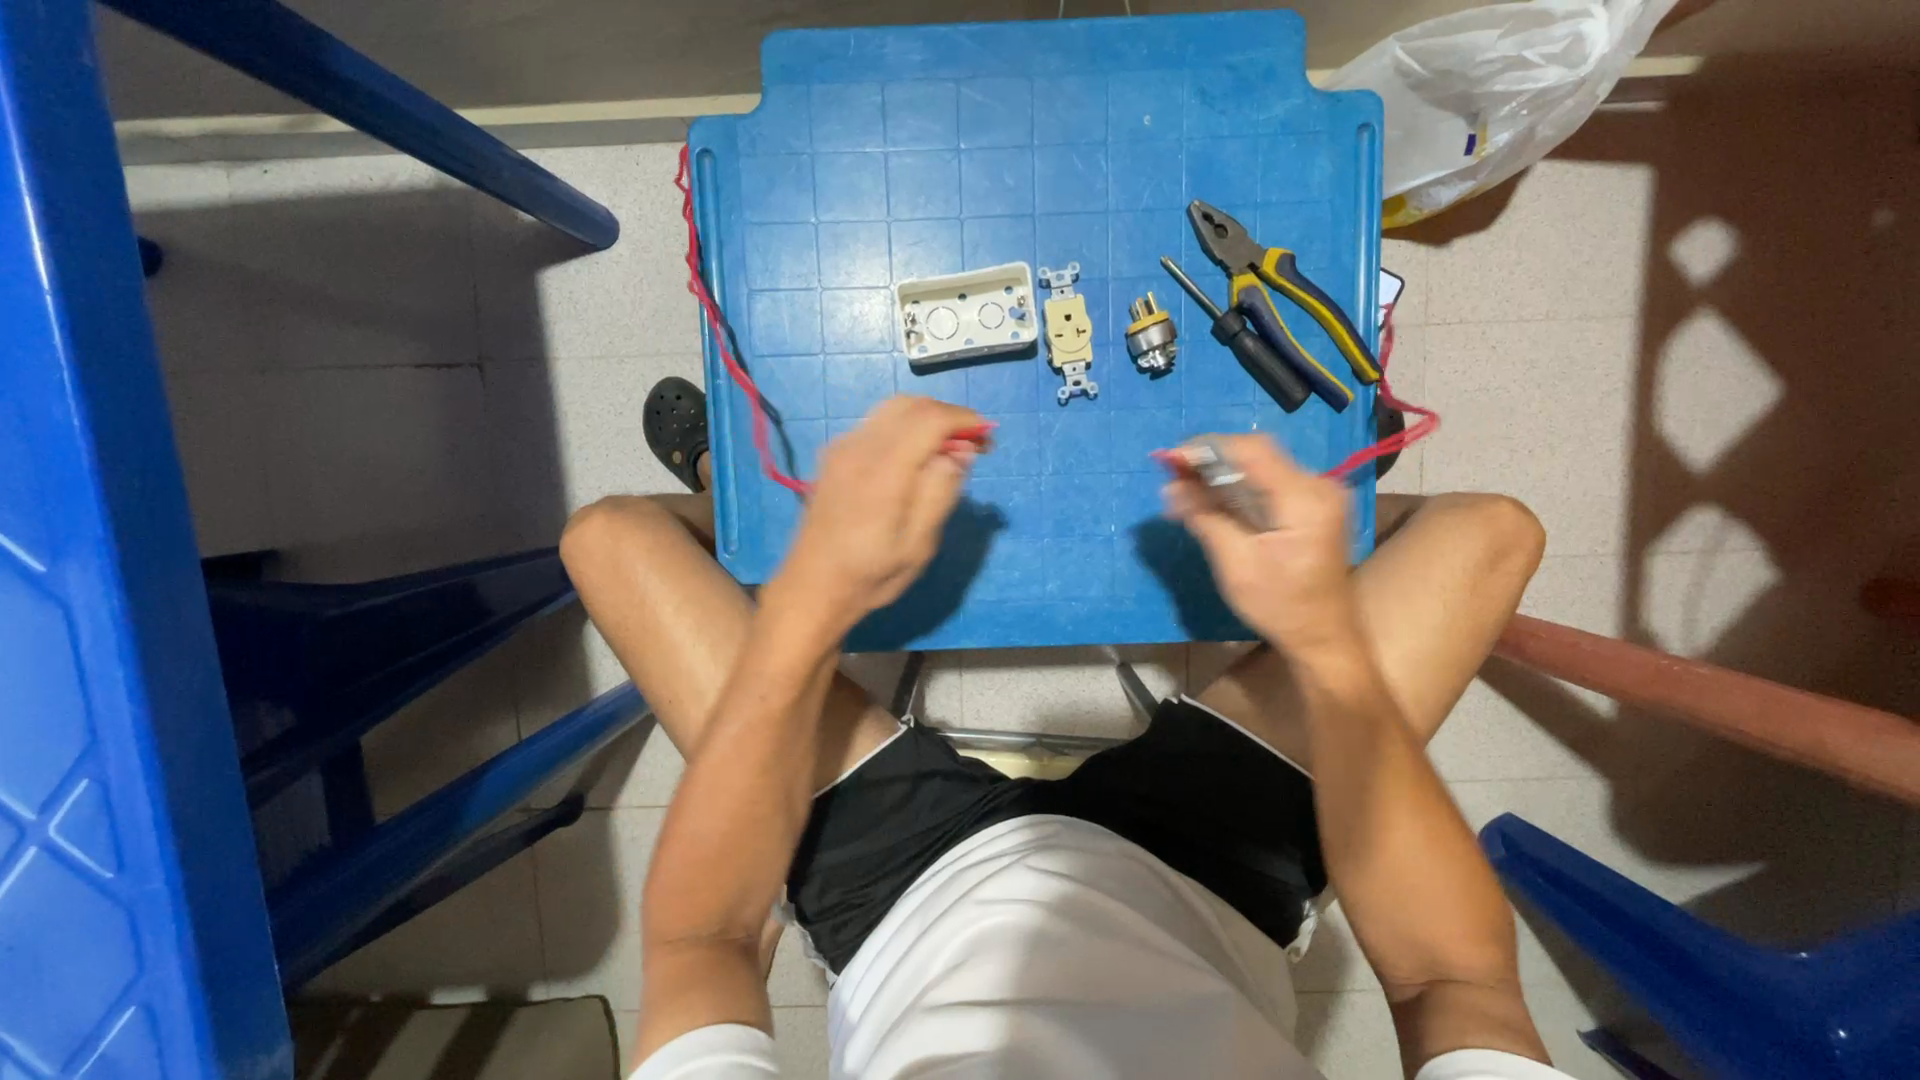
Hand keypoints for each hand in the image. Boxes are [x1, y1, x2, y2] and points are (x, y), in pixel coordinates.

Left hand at [773, 396, 987, 627]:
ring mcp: (842, 448)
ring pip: (892, 409)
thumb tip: (962, 452)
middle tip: (972, 443)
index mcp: (883, 472)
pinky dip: (904, 427)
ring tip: (947, 449)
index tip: (987, 437)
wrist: (813, 586)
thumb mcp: (919, 544)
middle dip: (947, 415)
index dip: (964, 420)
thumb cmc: (872, 574)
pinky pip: (876, 424)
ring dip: (925, 418)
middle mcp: (859, 448)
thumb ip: (942, 491)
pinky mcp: (834, 455)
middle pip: (910, 405)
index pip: (929, 419)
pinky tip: (915, 457)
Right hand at [1163, 435, 1361, 656]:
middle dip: (1210, 460)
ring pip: (1260, 466)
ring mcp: (1318, 494)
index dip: (1207, 447)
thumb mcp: (1235, 563)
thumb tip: (1170, 487)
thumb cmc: (1279, 605)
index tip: (1170, 459)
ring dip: (1220, 473)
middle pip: (1256, 455)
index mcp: (1304, 499)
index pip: (1251, 451)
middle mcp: (1317, 486)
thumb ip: (1204, 517)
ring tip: (1184, 487)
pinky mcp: (1312, 505)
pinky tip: (1211, 498)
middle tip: (1172, 474)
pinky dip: (1237, 487)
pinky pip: (1268, 482)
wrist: (1322, 635)